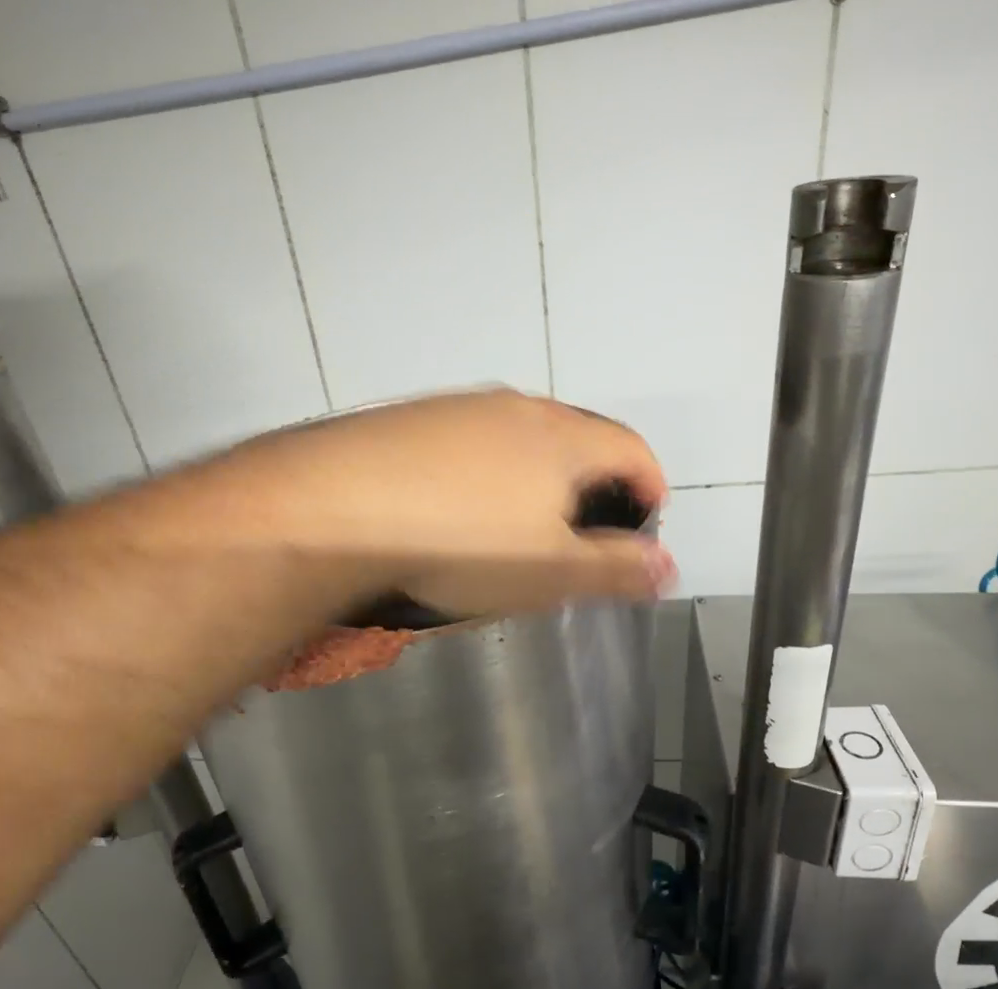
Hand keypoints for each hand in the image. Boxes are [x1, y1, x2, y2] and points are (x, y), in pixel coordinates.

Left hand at [202, 388, 673, 617]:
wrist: (329, 509)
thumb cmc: (460, 544)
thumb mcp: (549, 572)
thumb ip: (616, 569)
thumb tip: (668, 567)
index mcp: (562, 436)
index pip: (633, 450)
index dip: (650, 488)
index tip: (645, 525)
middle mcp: (514, 407)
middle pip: (577, 439)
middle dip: (591, 485)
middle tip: (580, 535)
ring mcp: (455, 408)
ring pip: (517, 439)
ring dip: (533, 478)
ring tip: (514, 528)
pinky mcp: (405, 419)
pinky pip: (464, 444)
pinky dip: (478, 474)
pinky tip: (449, 511)